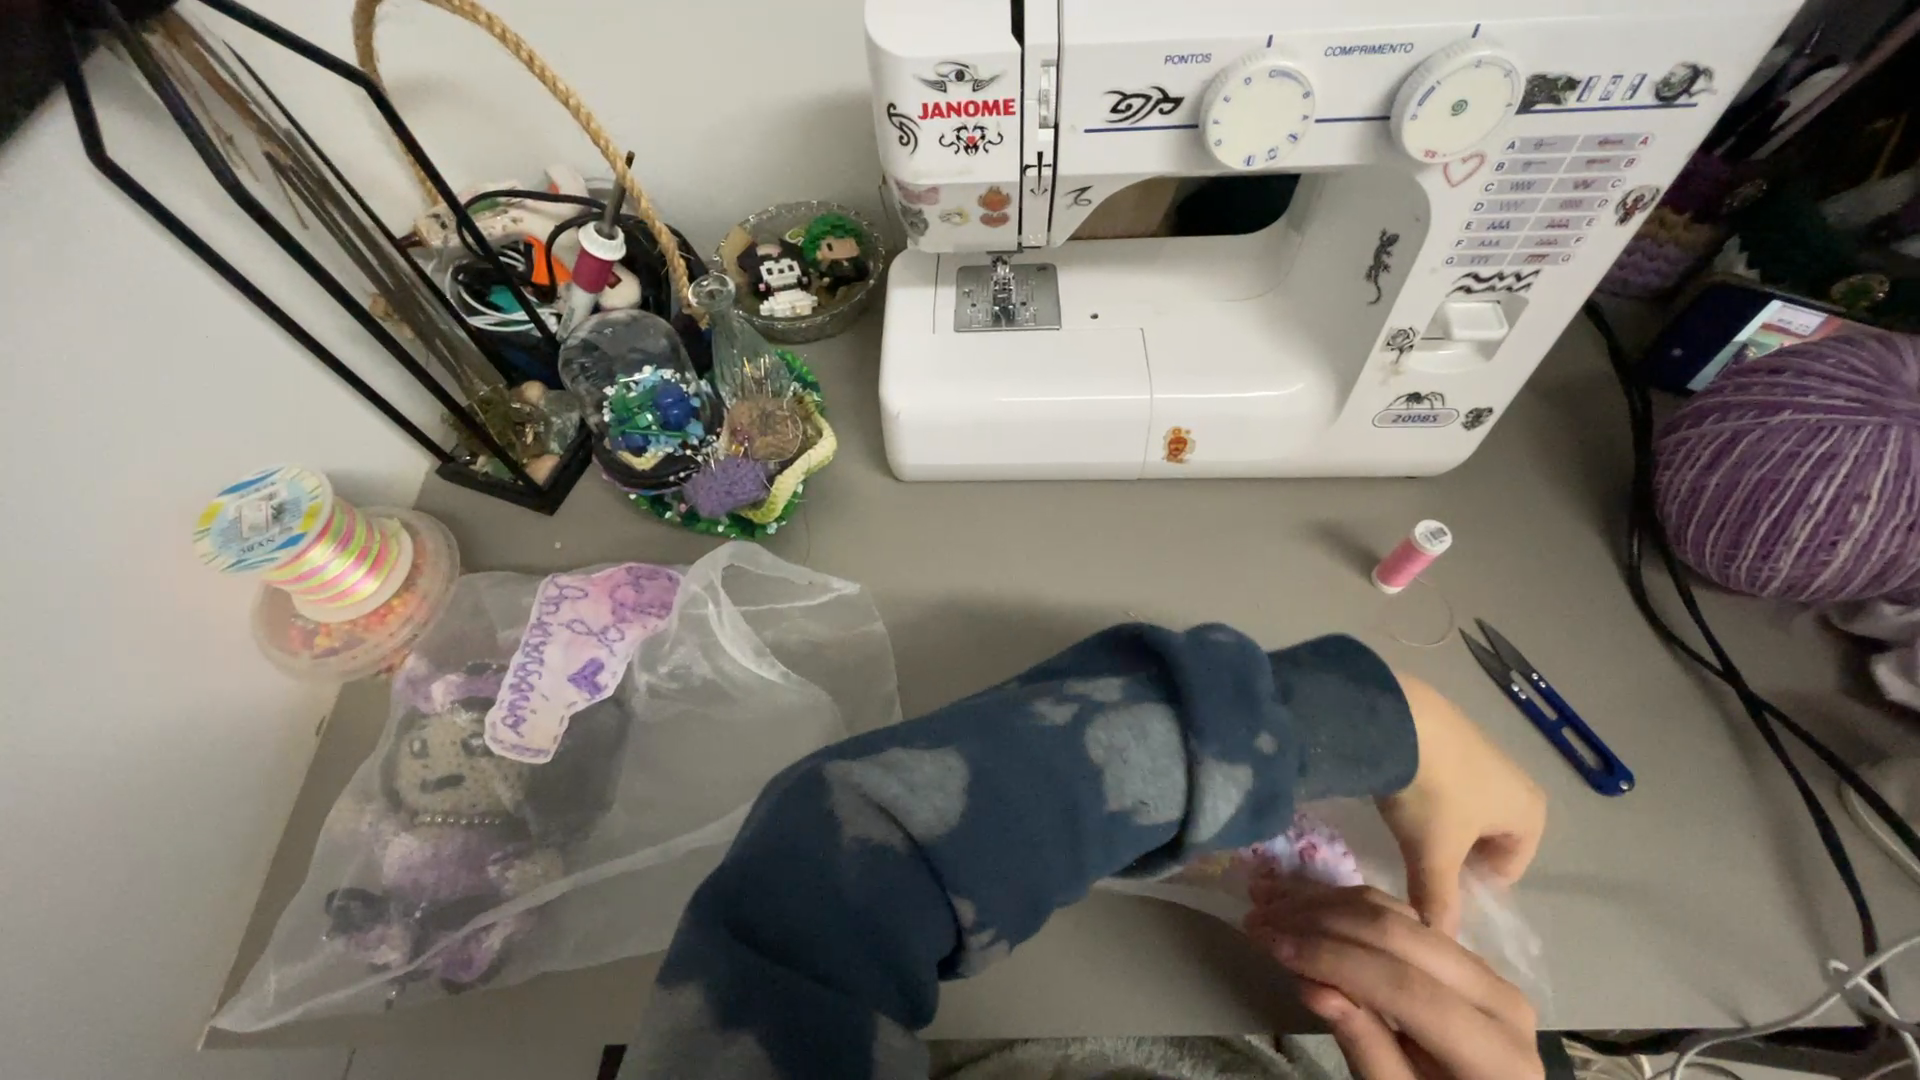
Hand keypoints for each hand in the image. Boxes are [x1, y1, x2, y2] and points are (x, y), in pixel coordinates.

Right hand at [1246, 885, 1543, 1079]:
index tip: (1268, 944)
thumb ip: (1367, 1049)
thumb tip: (1312, 986)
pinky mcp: (1457, 950)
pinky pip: (1396, 910)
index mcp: (1495, 1051)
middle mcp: (1497, 994)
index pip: (1403, 986)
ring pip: (1393, 912)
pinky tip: (1299, 895)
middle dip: (1318, 920)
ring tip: (1265, 899)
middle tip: (1257, 917)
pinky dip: (1341, 901)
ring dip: (1321, 901)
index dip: (1332, 959)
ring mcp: (1480, 965)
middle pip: (1397, 936)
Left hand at [1378, 674, 1546, 934]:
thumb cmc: (1431, 791)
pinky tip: (1392, 786)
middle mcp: (1514, 779)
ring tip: (1401, 819)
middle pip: (1483, 835)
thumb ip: (1438, 897)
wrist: (1396, 717)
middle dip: (1451, 849)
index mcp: (1529, 812)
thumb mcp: (1433, 851)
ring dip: (1432, 816)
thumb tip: (1438, 938)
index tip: (1435, 881)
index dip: (1470, 883)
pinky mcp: (1442, 727)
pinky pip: (1436, 772)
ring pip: (1458, 803)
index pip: (1507, 868)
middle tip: (1416, 851)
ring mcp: (1478, 748)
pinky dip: (1418, 785)